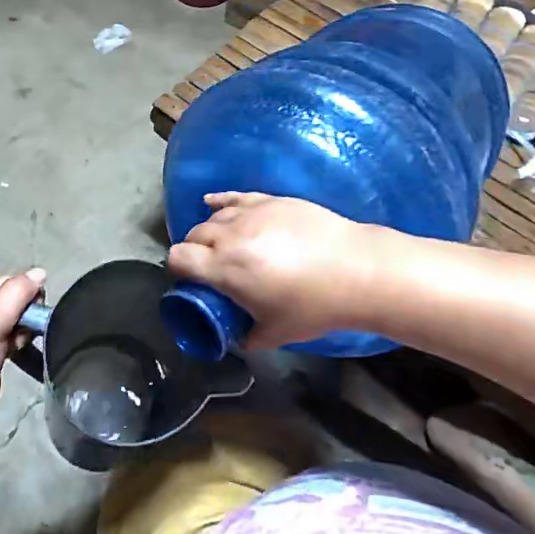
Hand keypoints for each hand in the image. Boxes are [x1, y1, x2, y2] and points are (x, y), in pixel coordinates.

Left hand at [0, 269, 45, 424]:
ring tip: (15, 345)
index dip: (28, 297)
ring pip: (21, 316)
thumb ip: (15, 295)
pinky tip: (14, 352)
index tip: (30, 318)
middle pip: (19, 297)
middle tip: (20, 334)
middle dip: (27, 315)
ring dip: (25, 330)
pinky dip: (20, 340)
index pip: (16, 281)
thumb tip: (41, 271)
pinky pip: (17, 332)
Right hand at [167, 192, 387, 349]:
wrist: (357, 271)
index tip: (188, 281)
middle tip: (209, 268)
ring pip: (213, 217)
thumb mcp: (274, 333)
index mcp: (224, 268)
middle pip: (193, 235)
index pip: (178, 257)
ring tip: (222, 245)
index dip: (177, 269)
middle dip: (193, 251)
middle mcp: (230, 235)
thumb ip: (247, 336)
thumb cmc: (314, 306)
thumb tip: (235, 337)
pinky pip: (234, 197)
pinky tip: (213, 203)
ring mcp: (251, 213)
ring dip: (210, 231)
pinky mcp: (270, 200)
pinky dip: (220, 202)